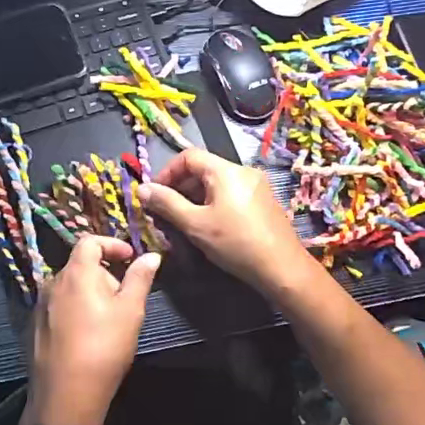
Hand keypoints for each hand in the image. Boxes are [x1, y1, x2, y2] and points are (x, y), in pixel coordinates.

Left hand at [28, 235, 160, 424]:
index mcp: (76, 273)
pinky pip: (58, 307)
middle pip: (80, 265)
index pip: (90, 241)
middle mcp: (52, 283)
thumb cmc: (104, 346)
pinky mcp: (34, 327)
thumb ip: (140, 278)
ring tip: (108, 319)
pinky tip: (87, 336)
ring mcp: (39, 306)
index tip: (130, 257)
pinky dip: (74, 310)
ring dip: (89, 293)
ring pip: (69, 288)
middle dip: (104, 273)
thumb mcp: (131, 311)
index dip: (112, 244)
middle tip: (125, 297)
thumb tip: (151, 255)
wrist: (66, 393)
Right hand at [139, 148, 313, 293]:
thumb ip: (166, 204)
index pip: (188, 156)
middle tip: (165, 212)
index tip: (154, 195)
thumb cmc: (235, 243)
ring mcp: (257, 186)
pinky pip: (231, 194)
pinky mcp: (264, 202)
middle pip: (203, 169)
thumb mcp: (195, 224)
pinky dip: (214, 204)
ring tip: (184, 222)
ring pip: (217, 184)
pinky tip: (209, 226)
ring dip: (195, 198)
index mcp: (226, 170)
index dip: (166, 172)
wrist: (282, 267)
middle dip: (180, 188)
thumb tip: (142, 189)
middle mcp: (243, 171)